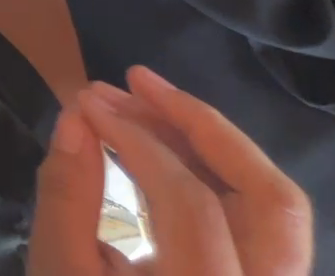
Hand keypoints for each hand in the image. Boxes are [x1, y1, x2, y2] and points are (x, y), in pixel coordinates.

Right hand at [29, 65, 311, 274]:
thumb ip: (66, 191)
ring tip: (144, 99)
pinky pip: (258, 219)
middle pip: (272, 201)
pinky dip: (212, 168)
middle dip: (203, 126)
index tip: (83, 100)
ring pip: (275, 206)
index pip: (188, 200)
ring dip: (209, 141)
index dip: (136, 138)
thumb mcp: (59, 266)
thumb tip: (76, 117)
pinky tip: (162, 141)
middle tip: (136, 78)